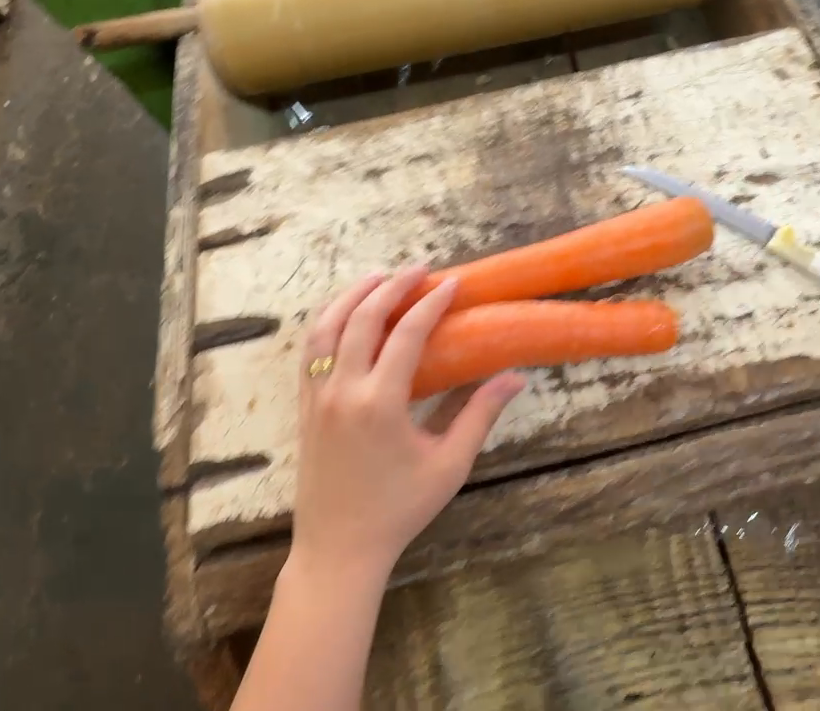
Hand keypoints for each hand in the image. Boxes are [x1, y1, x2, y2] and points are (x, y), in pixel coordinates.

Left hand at [291, 266, 525, 578]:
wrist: (339, 549)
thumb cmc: (400, 509)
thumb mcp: (449, 464)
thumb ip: (479, 414)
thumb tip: (515, 377)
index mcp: (379, 403)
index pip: (406, 335)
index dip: (430, 303)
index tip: (452, 283)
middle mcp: (342, 391)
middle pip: (362, 318)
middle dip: (392, 287)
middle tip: (419, 270)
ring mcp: (317, 397)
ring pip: (326, 327)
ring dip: (352, 295)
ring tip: (378, 278)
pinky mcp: (304, 406)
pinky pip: (309, 350)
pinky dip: (327, 322)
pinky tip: (344, 313)